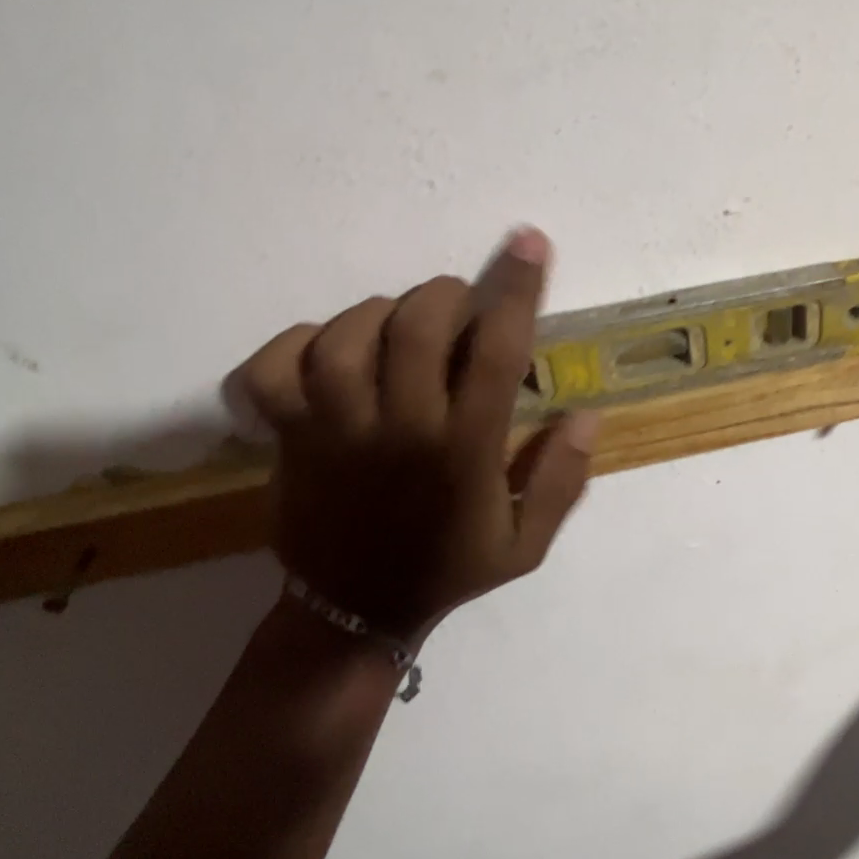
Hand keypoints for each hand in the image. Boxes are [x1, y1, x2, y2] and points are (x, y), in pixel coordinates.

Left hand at [226, 227, 599, 641]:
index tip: (528, 244)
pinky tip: (324, 353)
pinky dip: (292, 345)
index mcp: (464, 453)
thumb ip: (561, 482)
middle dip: (443, 295)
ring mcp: (334, 434)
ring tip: (394, 329)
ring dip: (375, 315)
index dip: (515, 290)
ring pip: (343, 340)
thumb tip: (587, 415)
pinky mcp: (287, 440)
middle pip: (415, 328)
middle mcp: (400, 432)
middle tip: (455, 305)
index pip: (496, 353)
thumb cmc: (446, 570)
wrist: (353, 615)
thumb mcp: (525, 545)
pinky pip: (270, 371)